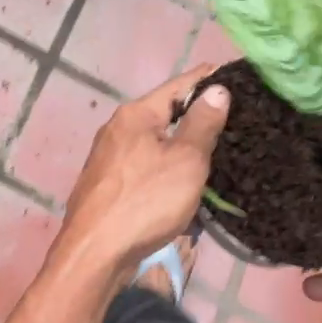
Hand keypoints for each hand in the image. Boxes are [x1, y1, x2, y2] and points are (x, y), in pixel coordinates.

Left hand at [51, 64, 229, 277]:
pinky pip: (144, 160)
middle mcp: (118, 127)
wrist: (94, 251)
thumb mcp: (185, 161)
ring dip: (178, 137)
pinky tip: (179, 172)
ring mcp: (108, 155)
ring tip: (208, 140)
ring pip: (152, 137)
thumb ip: (202, 124)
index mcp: (136, 114)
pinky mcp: (107, 181)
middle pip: (162, 110)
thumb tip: (216, 88)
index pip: (176, 86)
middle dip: (191, 109)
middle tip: (226, 110)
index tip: (226, 71)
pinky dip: (165, 159)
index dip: (203, 78)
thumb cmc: (145, 201)